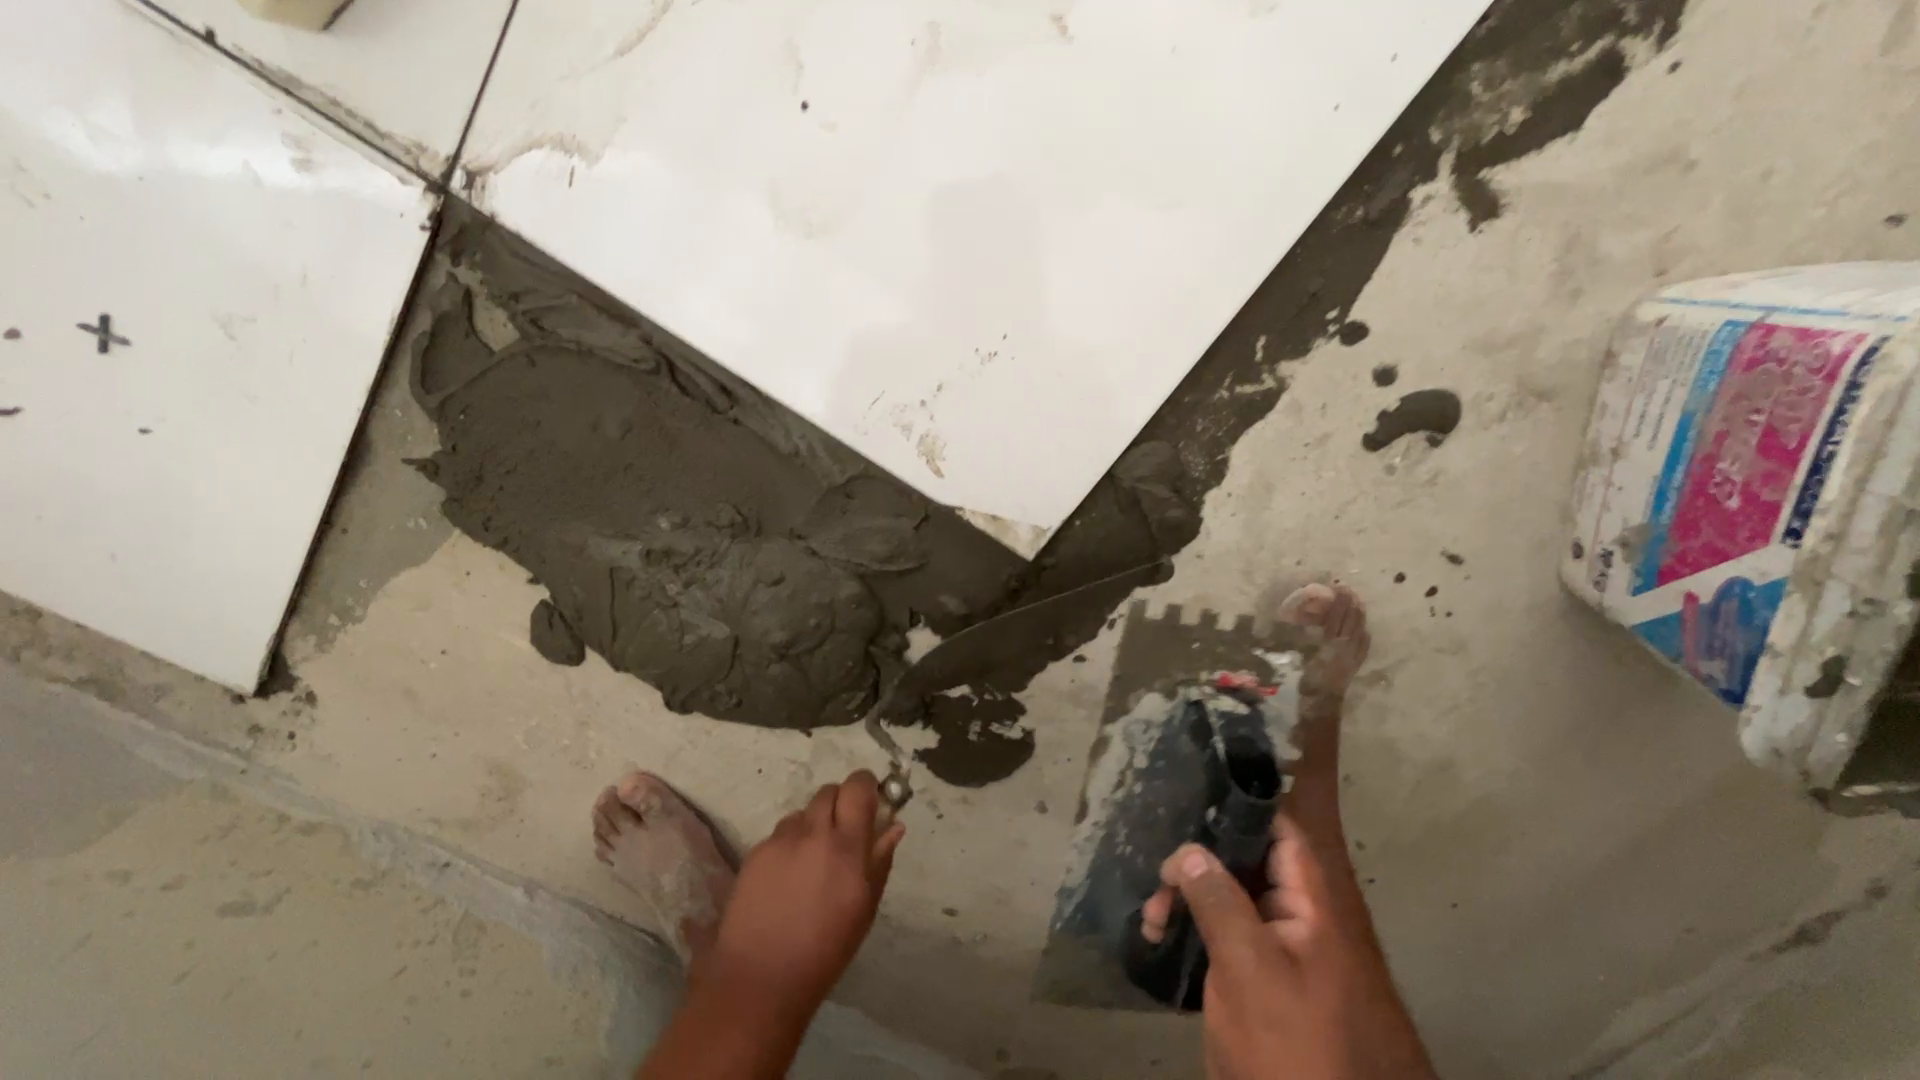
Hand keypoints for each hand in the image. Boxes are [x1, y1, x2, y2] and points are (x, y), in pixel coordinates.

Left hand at [696, 770, 905, 1013]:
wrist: (762, 977)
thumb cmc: (826, 950)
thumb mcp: (865, 908)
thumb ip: (879, 860)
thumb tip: (893, 825)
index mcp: (847, 847)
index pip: (858, 787)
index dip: (865, 786)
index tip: (870, 800)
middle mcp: (813, 833)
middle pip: (829, 791)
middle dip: (840, 804)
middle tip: (843, 835)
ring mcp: (779, 841)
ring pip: (803, 812)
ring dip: (813, 825)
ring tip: (812, 862)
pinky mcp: (754, 853)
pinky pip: (780, 833)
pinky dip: (790, 844)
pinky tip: (788, 878)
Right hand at [1142, 816, 1434, 1079]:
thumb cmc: (1291, 1040)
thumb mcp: (1250, 967)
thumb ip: (1219, 902)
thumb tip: (1188, 850)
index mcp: (1312, 903)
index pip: (1280, 833)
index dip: (1240, 811)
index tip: (1190, 802)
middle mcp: (1298, 917)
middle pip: (1247, 863)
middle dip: (1198, 861)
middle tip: (1157, 879)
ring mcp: (1279, 950)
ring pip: (1229, 898)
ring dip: (1188, 898)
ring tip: (1152, 919)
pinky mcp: (1259, 980)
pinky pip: (1224, 934)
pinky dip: (1192, 928)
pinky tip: (1159, 935)